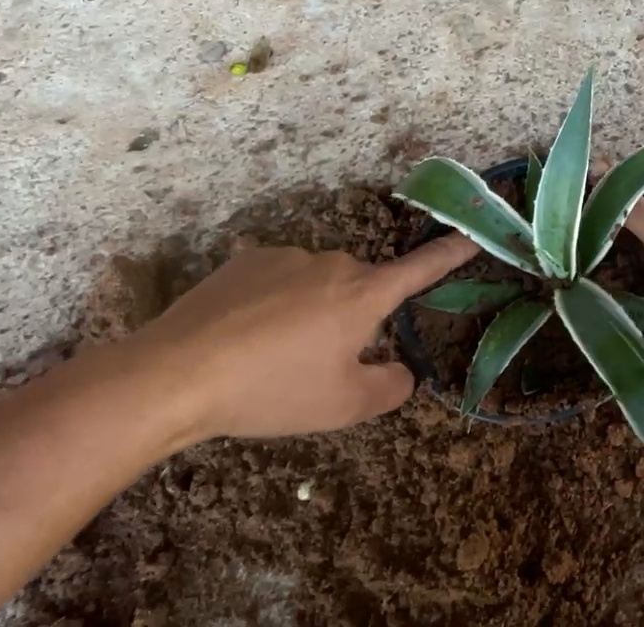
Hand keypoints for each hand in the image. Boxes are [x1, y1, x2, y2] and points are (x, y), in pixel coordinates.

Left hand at [121, 237, 477, 442]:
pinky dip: (270, 303)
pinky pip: (276, 279)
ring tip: (267, 355)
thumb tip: (404, 373)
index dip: (452, 252)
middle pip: (360, 289)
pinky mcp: (244, 261)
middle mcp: (334, 264)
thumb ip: (390, 389)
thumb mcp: (343, 406)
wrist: (170, 377)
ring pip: (316, 285)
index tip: (473, 236)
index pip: (423, 267)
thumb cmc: (271, 391)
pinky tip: (240, 336)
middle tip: (317, 364)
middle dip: (350, 318)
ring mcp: (287, 257)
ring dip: (308, 311)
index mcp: (366, 294)